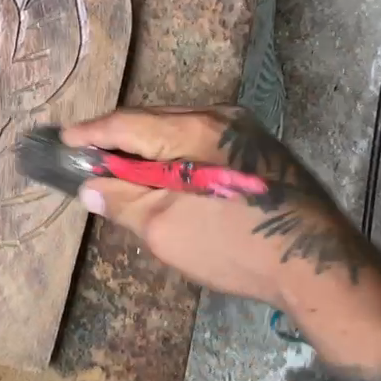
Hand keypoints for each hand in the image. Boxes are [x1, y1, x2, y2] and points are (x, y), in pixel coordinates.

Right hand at [63, 106, 375, 307]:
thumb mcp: (164, 229)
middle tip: (88, 158)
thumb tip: (91, 187)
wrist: (317, 264)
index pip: (124, 123)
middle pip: (149, 119)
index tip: (63, 140)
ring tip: (121, 169)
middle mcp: (216, 116)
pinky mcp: (256, 147)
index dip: (90, 133)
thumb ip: (122, 201)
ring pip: (175, 127)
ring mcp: (241, 130)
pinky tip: (164, 175)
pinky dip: (171, 152)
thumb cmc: (232, 245)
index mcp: (190, 130)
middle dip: (115, 138)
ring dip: (144, 146)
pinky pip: (198, 138)